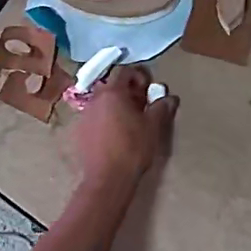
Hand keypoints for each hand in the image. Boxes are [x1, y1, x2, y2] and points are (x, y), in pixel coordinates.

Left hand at [71, 65, 178, 193]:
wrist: (107, 179)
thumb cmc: (133, 148)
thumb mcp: (153, 126)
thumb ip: (161, 108)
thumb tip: (170, 98)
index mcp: (113, 92)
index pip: (125, 71)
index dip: (139, 77)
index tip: (148, 91)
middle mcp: (95, 99)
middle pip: (112, 85)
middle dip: (127, 91)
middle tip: (141, 105)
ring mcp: (84, 115)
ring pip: (102, 101)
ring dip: (115, 105)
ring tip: (129, 121)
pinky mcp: (79, 131)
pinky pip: (94, 116)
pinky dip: (105, 118)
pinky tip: (115, 134)